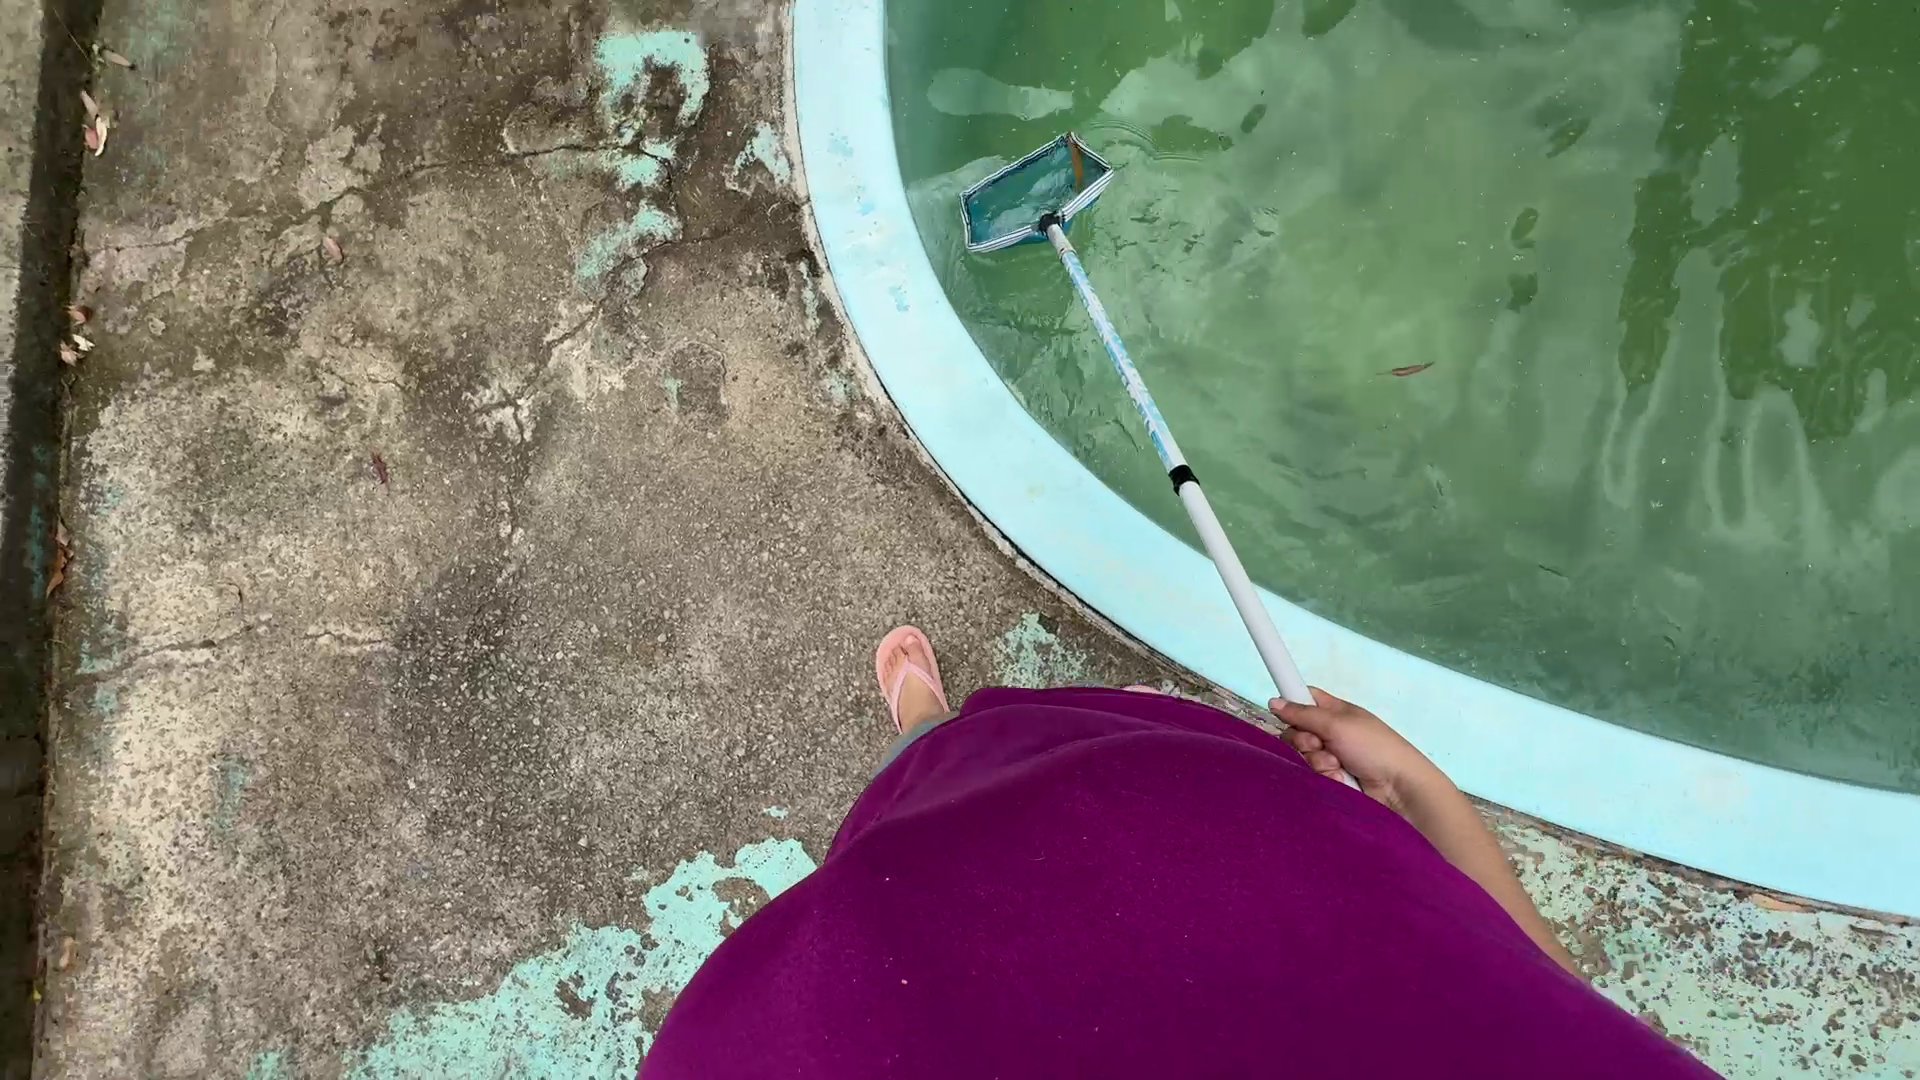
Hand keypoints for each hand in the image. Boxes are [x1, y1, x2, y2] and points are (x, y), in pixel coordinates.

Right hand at [1270, 687, 1446, 815]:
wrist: (1400, 790)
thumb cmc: (1374, 747)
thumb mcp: (1337, 724)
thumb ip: (1302, 714)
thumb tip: (1273, 702)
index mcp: (1335, 712)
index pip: (1304, 698)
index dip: (1292, 704)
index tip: (1283, 712)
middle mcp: (1330, 732)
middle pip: (1296, 730)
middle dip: (1304, 739)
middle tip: (1320, 743)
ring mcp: (1331, 756)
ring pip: (1302, 754)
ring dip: (1317, 760)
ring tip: (1338, 766)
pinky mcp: (1332, 778)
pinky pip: (1312, 773)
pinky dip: (1325, 776)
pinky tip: (1341, 779)